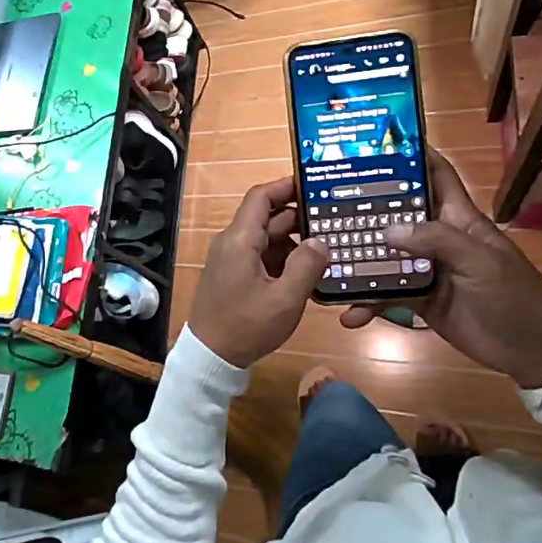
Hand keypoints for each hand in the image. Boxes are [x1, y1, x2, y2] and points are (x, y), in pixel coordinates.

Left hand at [187, 178, 330, 367]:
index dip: (286, 186)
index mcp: (240, 239)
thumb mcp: (285, 299)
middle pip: (267, 218)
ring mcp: (229, 259)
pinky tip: (304, 274)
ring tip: (325, 251)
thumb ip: (306, 265)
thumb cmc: (246, 326)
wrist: (209, 357)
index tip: (313, 185)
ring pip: (265, 239)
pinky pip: (259, 256)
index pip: (261, 197)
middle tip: (331, 222)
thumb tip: (320, 240)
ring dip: (292, 243)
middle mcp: (232, 242)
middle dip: (298, 219)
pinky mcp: (231, 275)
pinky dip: (281, 260)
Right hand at [341, 151, 541, 388]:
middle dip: (370, 208)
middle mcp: (439, 238)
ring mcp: (428, 269)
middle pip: (401, 215)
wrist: (532, 350)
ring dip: (361, 259)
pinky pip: (388, 295)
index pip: (437, 177)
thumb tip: (387, 228)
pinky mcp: (421, 300)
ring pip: (388, 256)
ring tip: (329, 260)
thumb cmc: (513, 296)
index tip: (379, 144)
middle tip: (328, 201)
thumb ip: (437, 240)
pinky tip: (349, 314)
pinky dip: (368, 304)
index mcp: (458, 219)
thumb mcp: (479, 262)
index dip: (415, 156)